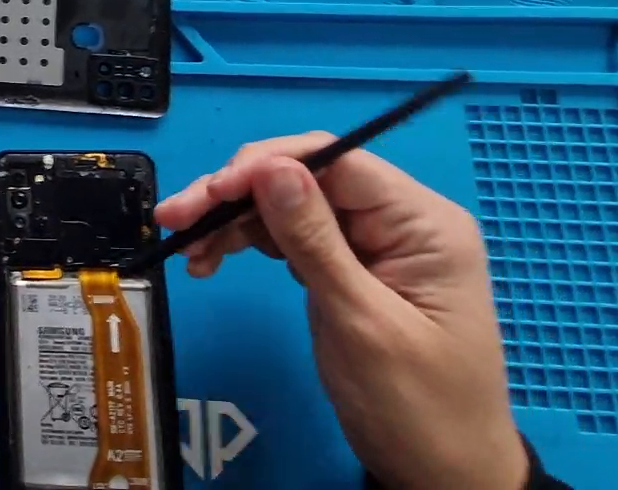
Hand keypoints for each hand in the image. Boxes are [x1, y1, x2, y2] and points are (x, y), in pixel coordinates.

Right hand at [155, 133, 525, 489]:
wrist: (442, 479)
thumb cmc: (418, 407)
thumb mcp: (360, 321)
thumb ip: (313, 239)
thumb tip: (269, 166)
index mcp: (420, 221)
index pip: (332, 160)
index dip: (265, 166)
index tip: (210, 193)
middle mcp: (392, 217)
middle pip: (297, 177)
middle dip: (233, 194)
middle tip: (176, 218)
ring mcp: (364, 238)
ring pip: (278, 201)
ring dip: (227, 220)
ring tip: (185, 248)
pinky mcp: (339, 260)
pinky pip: (279, 232)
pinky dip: (239, 242)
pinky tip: (208, 260)